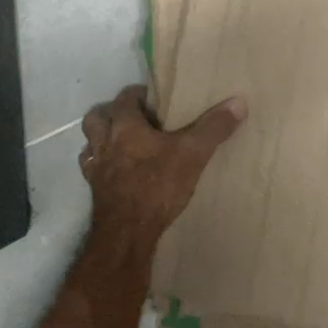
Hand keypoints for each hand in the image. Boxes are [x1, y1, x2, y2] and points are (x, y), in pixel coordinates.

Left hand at [80, 86, 245, 247]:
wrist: (127, 232)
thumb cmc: (157, 186)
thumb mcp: (192, 154)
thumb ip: (213, 128)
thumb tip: (238, 101)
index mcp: (125, 127)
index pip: (124, 98)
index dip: (136, 94)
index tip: (151, 97)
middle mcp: (104, 143)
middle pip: (96, 118)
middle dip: (110, 114)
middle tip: (131, 119)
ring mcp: (96, 168)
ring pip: (89, 144)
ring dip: (100, 140)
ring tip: (120, 144)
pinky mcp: (95, 191)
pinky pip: (92, 171)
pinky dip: (100, 167)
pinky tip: (115, 174)